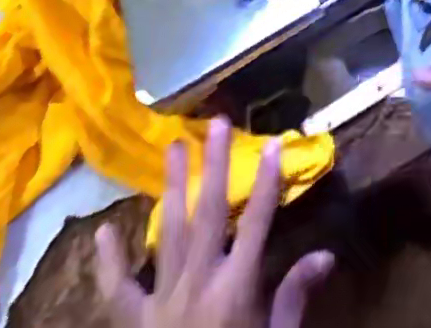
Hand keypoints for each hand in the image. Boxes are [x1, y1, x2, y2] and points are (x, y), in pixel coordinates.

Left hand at [95, 118, 333, 327]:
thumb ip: (295, 298)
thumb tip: (326, 255)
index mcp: (235, 290)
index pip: (255, 224)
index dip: (265, 182)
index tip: (271, 142)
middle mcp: (198, 284)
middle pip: (207, 214)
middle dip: (214, 165)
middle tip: (216, 122)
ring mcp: (162, 299)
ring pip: (167, 232)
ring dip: (173, 187)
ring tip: (174, 147)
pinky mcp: (134, 321)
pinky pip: (118, 289)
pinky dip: (110, 260)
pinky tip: (104, 230)